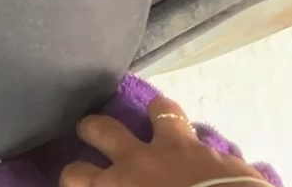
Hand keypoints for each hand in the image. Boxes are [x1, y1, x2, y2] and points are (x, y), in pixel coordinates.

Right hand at [61, 98, 267, 186]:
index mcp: (119, 186)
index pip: (77, 175)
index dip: (73, 177)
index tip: (75, 183)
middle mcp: (140, 161)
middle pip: (103, 129)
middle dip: (92, 128)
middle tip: (89, 131)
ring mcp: (180, 152)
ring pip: (162, 112)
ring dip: (158, 115)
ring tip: (159, 118)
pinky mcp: (219, 156)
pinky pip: (210, 145)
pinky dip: (207, 153)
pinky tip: (215, 164)